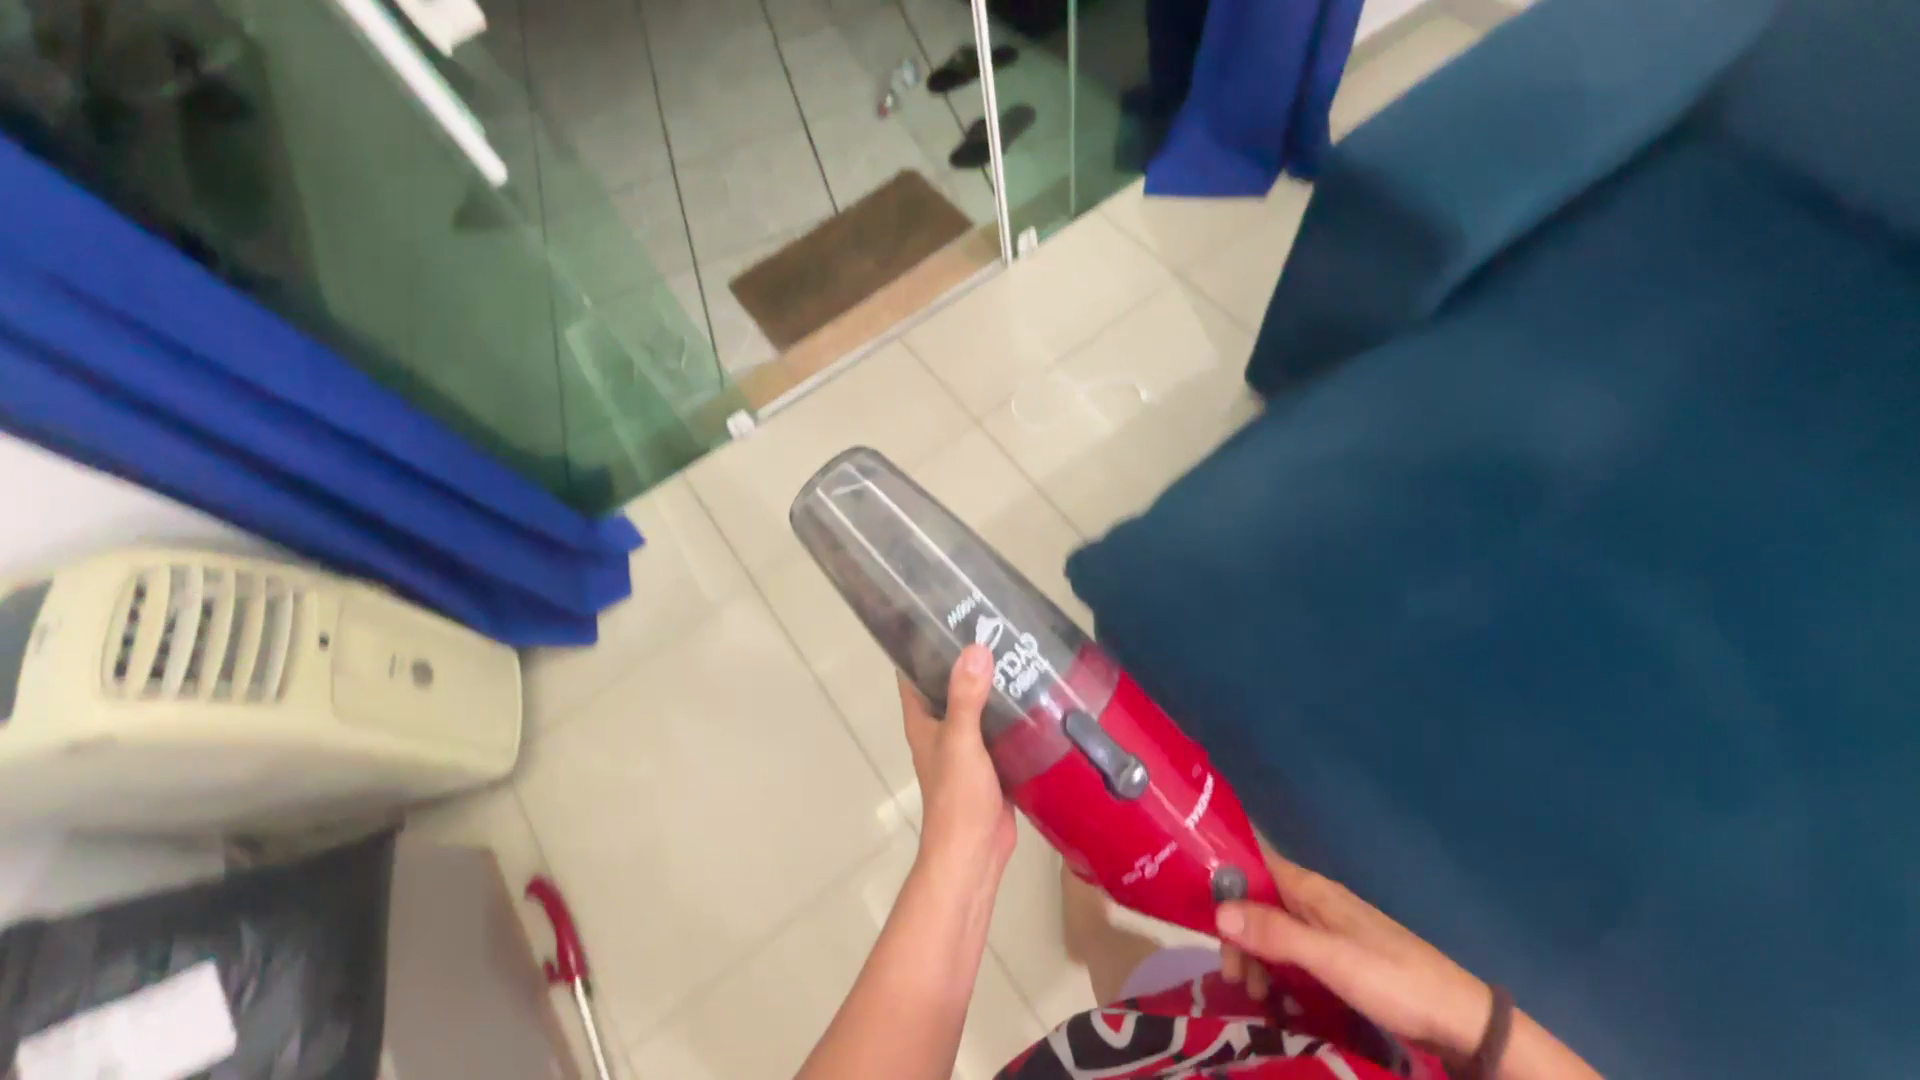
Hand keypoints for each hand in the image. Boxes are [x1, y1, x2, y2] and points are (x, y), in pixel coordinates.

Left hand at [901, 646, 1017, 880]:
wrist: (974, 852)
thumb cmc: (956, 797)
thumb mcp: (960, 741)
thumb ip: (966, 698)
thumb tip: (976, 649)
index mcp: (923, 719)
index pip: (914, 670)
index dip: (922, 641)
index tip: (946, 611)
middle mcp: (941, 727)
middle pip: (951, 682)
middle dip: (969, 657)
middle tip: (999, 624)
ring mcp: (967, 745)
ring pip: (979, 704)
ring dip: (995, 683)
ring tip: (1023, 650)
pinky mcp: (992, 761)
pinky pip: (1001, 728)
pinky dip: (1014, 711)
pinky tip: (1038, 694)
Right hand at [1216, 849, 1491, 1059]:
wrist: (1460, 1021)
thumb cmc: (1393, 981)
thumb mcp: (1330, 959)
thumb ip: (1276, 934)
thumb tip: (1218, 911)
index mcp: (1312, 890)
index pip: (1253, 864)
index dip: (1222, 878)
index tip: (1196, 908)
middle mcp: (1315, 901)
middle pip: (1256, 903)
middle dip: (1236, 934)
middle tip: (1235, 977)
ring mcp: (1327, 929)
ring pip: (1271, 930)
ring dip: (1254, 958)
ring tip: (1255, 996)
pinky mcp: (1338, 957)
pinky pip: (1290, 953)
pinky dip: (1275, 971)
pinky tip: (1275, 998)